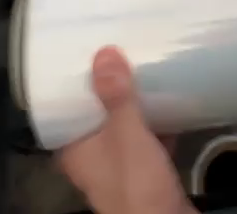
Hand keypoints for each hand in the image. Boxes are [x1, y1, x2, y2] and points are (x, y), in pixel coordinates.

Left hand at [57, 48, 194, 213]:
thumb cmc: (137, 185)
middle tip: (121, 52)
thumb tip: (102, 51)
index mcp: (76, 151)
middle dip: (110, 88)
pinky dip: (157, 121)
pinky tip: (172, 101)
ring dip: (135, 103)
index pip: (65, 111)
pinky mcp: (146, 174)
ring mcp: (120, 167)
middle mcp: (94, 159)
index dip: (73, 85)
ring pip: (124, 126)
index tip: (86, 54)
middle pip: (97, 115)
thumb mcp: (126, 136)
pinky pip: (148, 138)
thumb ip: (117, 98)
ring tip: (146, 68)